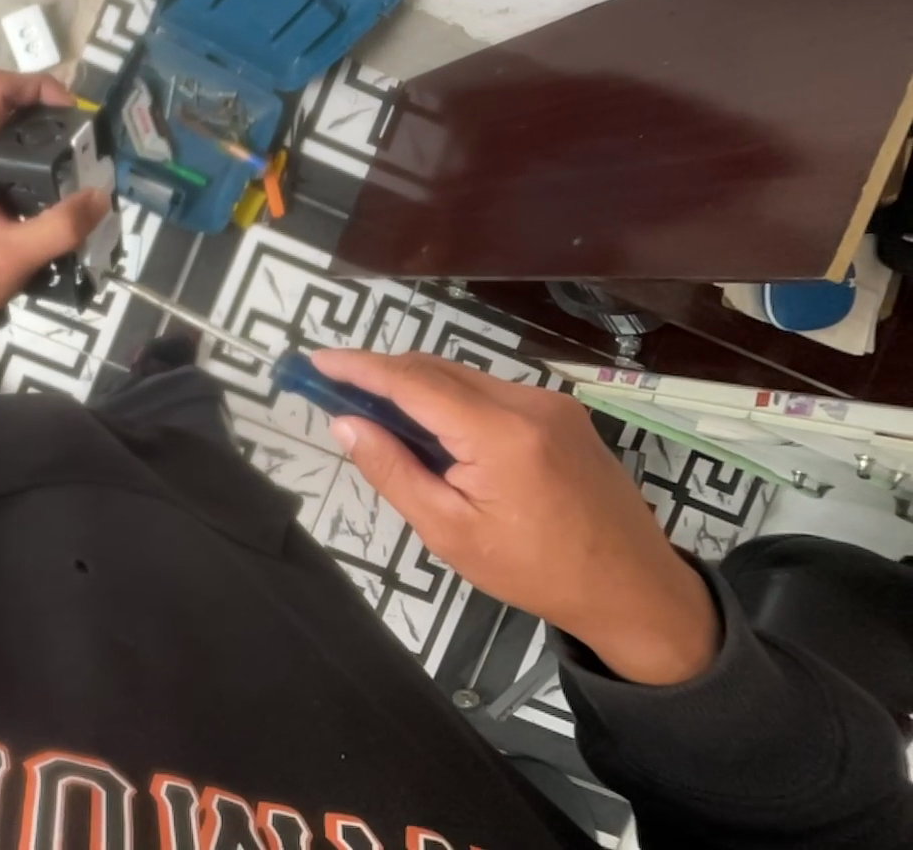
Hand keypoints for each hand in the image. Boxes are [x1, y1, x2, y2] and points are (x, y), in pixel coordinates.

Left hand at [0, 70, 112, 311]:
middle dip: (35, 95)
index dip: (35, 85)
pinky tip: (49, 160)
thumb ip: (62, 226)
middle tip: (72, 121)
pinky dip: (21, 135)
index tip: (69, 109)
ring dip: (29, 114)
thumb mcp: (20, 253)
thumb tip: (100, 196)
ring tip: (66, 137)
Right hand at [312, 350, 719, 685]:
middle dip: (378, 373)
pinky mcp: (560, 413)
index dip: (358, 367)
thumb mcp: (448, 531)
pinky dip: (444, 397)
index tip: (316, 361)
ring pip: (459, 375)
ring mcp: (550, 404)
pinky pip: (484, 390)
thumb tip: (344, 423)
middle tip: (333, 390)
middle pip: (433, 369)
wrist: (637, 592)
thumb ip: (392, 470)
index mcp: (500, 434)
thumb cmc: (534, 571)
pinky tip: (429, 428)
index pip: (412, 382)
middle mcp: (528, 403)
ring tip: (375, 414)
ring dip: (411, 385)